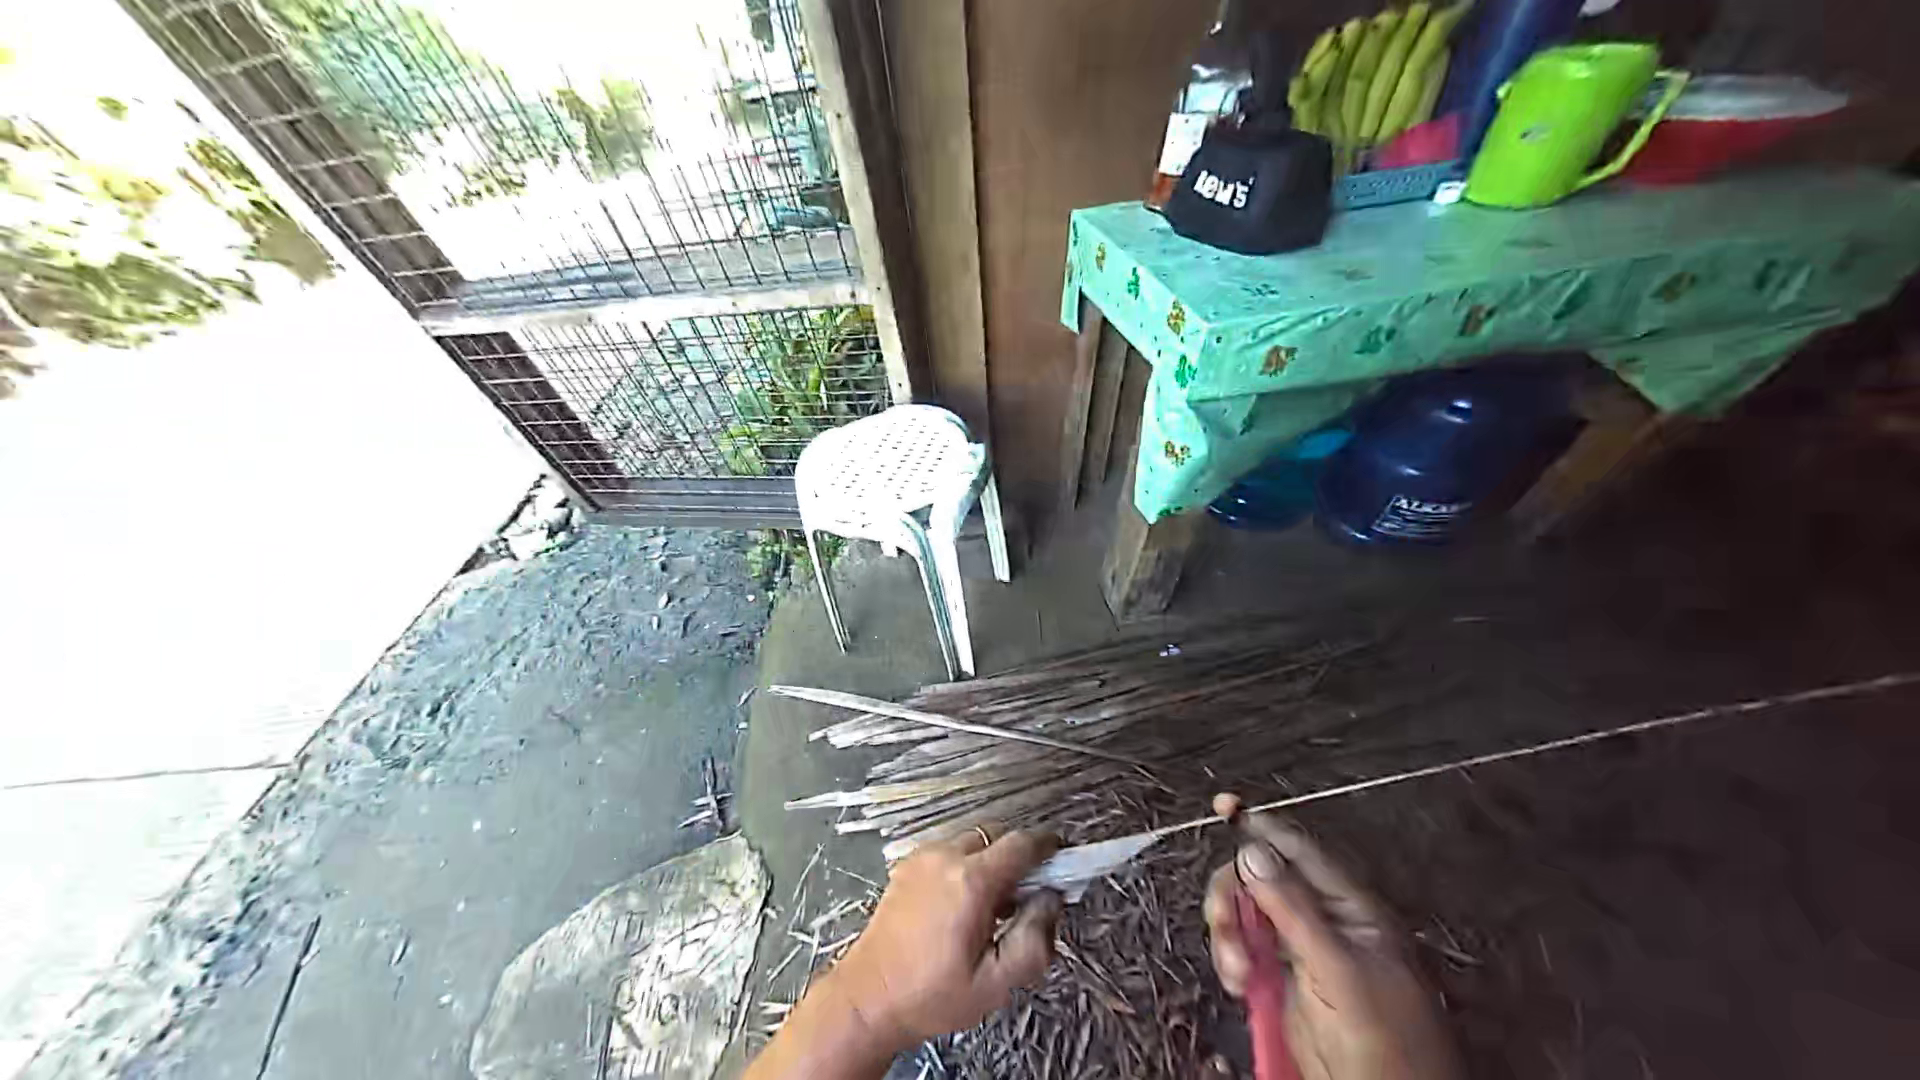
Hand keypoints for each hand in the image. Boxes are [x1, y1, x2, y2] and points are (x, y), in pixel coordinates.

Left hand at [828, 826, 1062, 1049]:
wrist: (869, 997)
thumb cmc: (931, 994)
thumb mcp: (995, 983)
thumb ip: (1034, 940)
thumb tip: (1052, 901)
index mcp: (971, 881)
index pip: (1021, 844)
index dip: (1046, 847)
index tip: (1061, 855)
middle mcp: (946, 857)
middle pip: (997, 836)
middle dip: (1017, 858)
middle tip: (1023, 895)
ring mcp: (923, 857)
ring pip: (972, 841)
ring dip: (989, 860)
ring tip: (990, 905)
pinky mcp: (907, 864)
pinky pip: (948, 850)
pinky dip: (964, 864)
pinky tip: (960, 902)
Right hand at [1204, 794, 1458, 1079]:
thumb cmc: (1385, 1043)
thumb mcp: (1339, 971)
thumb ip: (1293, 908)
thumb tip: (1251, 849)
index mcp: (1348, 908)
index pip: (1297, 849)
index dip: (1261, 825)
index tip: (1224, 805)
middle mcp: (1320, 919)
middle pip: (1259, 877)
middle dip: (1234, 896)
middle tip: (1225, 924)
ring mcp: (1299, 948)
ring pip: (1245, 911)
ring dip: (1229, 934)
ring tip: (1238, 974)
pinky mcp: (1281, 977)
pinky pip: (1242, 946)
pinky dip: (1231, 958)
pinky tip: (1239, 983)